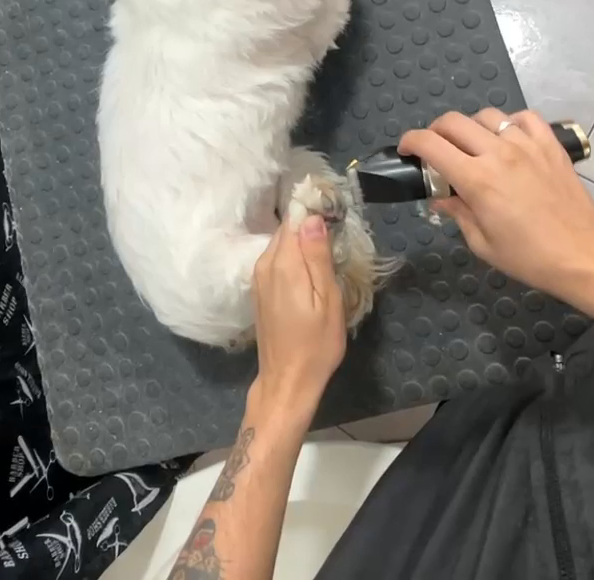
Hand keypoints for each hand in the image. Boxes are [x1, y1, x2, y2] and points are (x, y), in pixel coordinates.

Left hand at [251, 214, 345, 412]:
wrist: (287, 381)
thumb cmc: (316, 344)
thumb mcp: (328, 300)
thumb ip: (318, 257)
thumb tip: (312, 218)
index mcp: (283, 264)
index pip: (294, 220)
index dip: (313, 213)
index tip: (334, 216)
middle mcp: (264, 264)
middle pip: (286, 230)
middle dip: (308, 227)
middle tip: (336, 238)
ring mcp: (258, 277)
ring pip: (281, 245)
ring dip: (301, 243)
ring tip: (326, 255)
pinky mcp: (259, 289)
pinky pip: (276, 260)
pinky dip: (293, 258)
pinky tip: (309, 273)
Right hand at [400, 109, 593, 297]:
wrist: (584, 257)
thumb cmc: (529, 258)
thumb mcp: (482, 243)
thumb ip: (457, 213)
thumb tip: (440, 198)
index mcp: (476, 179)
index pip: (431, 144)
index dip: (411, 141)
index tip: (406, 150)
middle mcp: (498, 153)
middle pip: (453, 122)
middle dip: (435, 131)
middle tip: (435, 149)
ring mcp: (527, 145)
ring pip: (487, 116)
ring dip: (471, 127)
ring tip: (473, 146)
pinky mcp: (551, 145)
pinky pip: (524, 118)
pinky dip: (510, 122)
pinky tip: (509, 139)